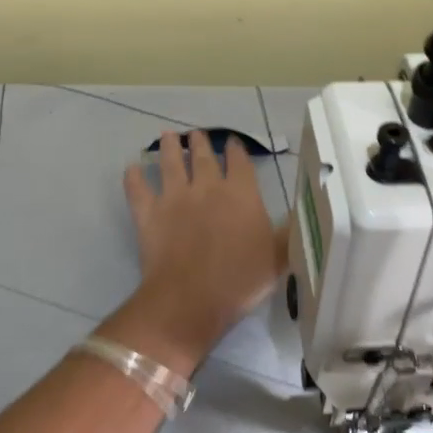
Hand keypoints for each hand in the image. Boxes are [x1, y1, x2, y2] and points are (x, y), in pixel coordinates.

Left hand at [103, 130, 284, 373]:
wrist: (191, 299)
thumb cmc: (240, 280)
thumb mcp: (278, 258)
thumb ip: (288, 232)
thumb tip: (301, 213)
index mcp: (241, 194)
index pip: (240, 161)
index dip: (237, 150)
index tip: (233, 143)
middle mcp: (207, 187)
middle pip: (204, 156)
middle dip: (201, 142)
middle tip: (197, 134)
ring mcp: (174, 198)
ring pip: (171, 163)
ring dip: (170, 147)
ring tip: (168, 136)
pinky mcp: (147, 214)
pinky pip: (137, 188)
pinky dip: (133, 177)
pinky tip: (132, 169)